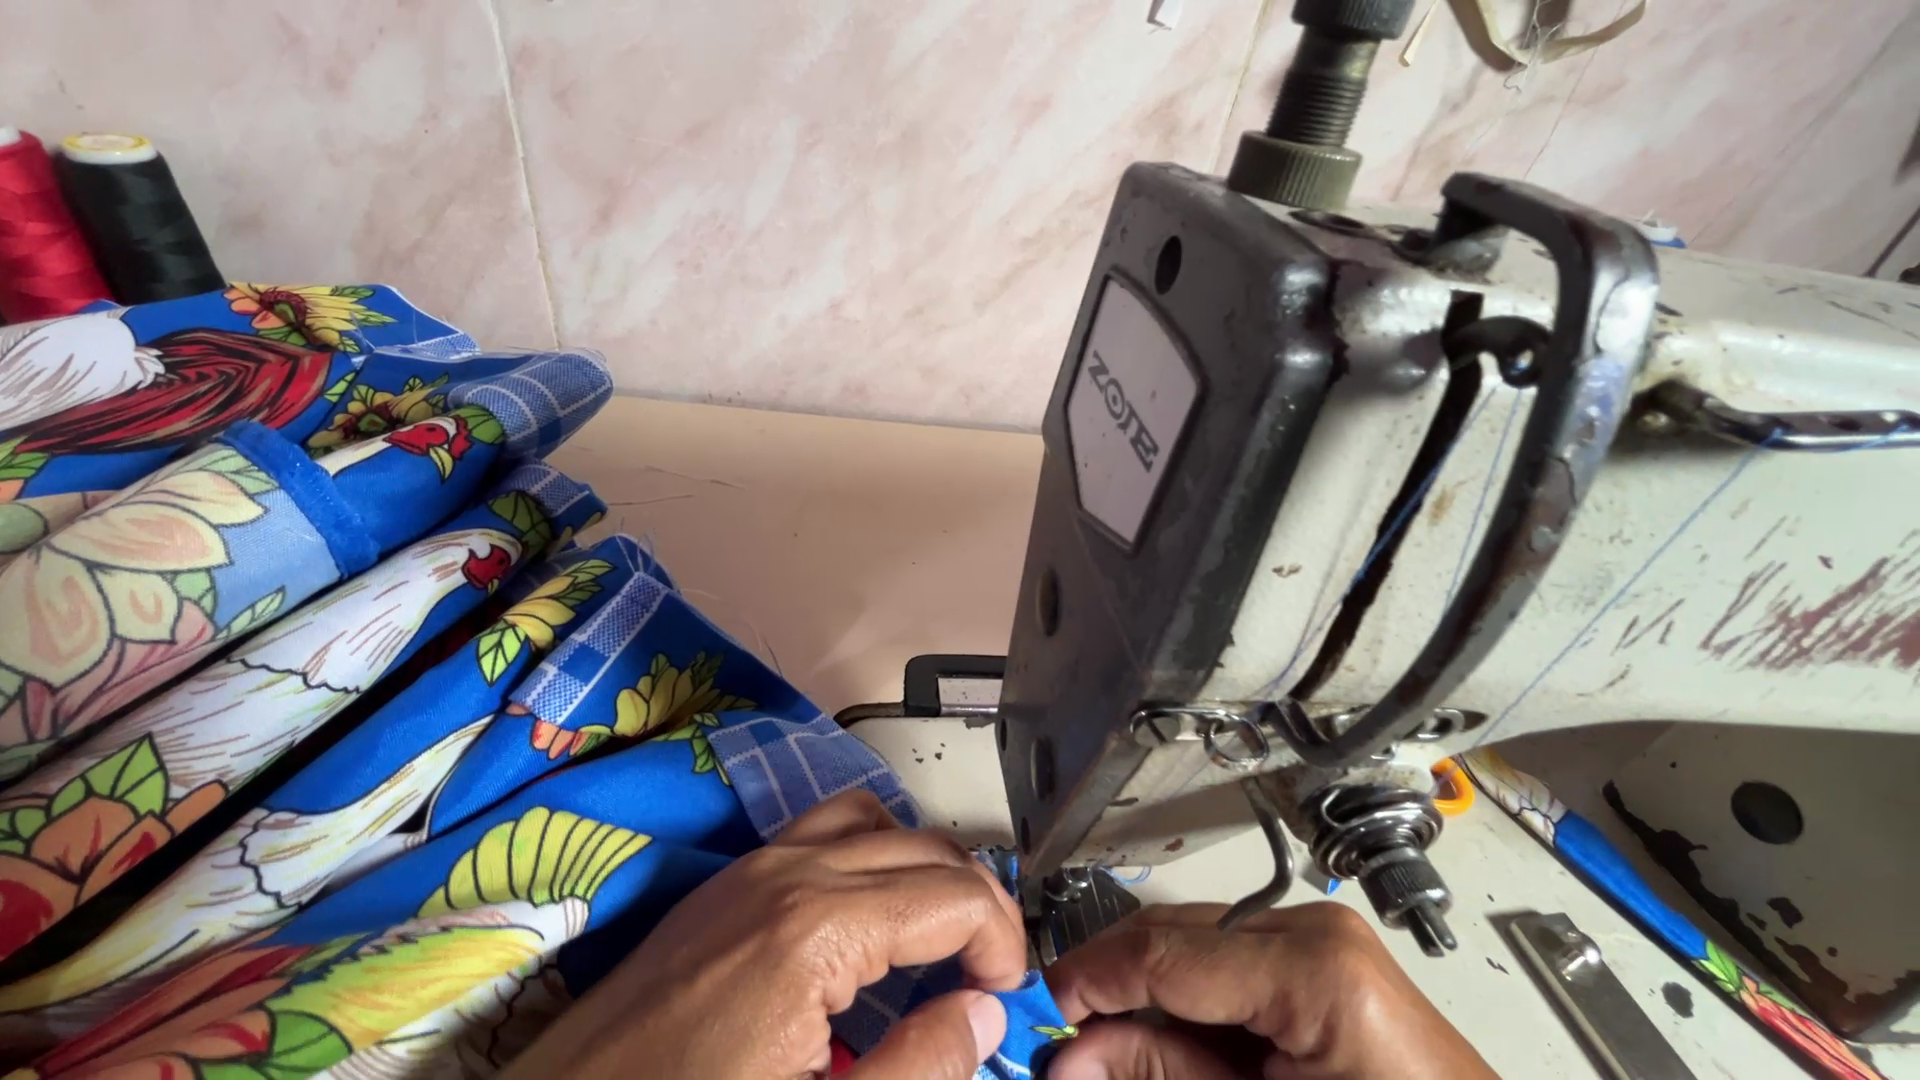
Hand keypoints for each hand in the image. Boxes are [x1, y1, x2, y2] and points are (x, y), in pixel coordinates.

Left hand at [501, 790, 1026, 1078]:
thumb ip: (919, 1069)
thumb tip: (982, 1013)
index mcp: (819, 929)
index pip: (953, 896)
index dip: (1001, 940)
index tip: (1006, 996)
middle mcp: (790, 870)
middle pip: (925, 848)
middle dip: (976, 901)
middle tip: (989, 971)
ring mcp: (753, 864)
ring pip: (876, 820)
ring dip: (924, 864)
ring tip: (940, 929)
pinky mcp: (727, 880)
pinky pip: (823, 829)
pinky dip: (871, 849)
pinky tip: (870, 908)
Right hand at [1045, 903, 1496, 1079]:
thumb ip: (1163, 1076)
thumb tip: (1069, 1057)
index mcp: (1312, 968)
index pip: (1165, 952)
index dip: (1089, 980)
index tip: (1037, 1014)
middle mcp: (1313, 926)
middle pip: (1172, 932)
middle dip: (1109, 979)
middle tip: (1059, 1031)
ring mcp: (1320, 933)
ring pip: (1191, 939)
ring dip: (1142, 986)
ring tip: (1103, 1037)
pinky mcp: (1320, 953)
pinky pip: (1225, 958)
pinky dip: (1184, 993)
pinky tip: (1162, 1033)